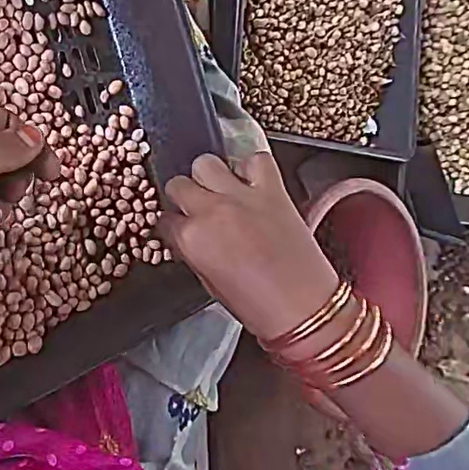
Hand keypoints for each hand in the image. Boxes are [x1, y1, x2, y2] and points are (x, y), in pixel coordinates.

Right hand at [158, 151, 340, 340]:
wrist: (304, 309)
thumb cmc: (259, 306)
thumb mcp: (209, 284)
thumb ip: (193, 251)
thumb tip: (187, 237)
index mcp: (192, 239)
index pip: (164, 219)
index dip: (172, 224)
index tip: (179, 227)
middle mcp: (211, 211)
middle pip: (178, 184)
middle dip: (184, 196)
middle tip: (197, 208)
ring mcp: (241, 196)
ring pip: (206, 162)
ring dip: (210, 176)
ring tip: (221, 190)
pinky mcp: (272, 189)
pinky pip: (254, 159)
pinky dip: (251, 167)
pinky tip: (252, 182)